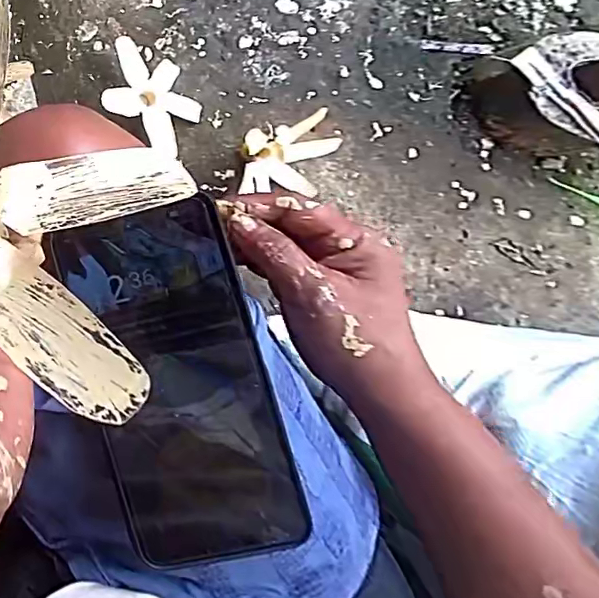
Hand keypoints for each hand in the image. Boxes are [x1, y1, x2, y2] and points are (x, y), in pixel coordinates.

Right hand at [221, 192, 432, 407]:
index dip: (259, 206)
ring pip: (285, 240)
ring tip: (225, 239)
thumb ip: (274, 251)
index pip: (300, 208)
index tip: (226, 209)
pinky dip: (261, 257)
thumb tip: (242, 222)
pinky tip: (242, 257)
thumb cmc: (361, 347)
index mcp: (357, 241)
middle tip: (219, 223)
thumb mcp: (310, 291)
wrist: (378, 391)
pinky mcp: (318, 284)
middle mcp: (346, 248)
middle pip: (291, 221)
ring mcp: (332, 266)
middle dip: (253, 220)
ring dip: (254, 239)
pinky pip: (284, 259)